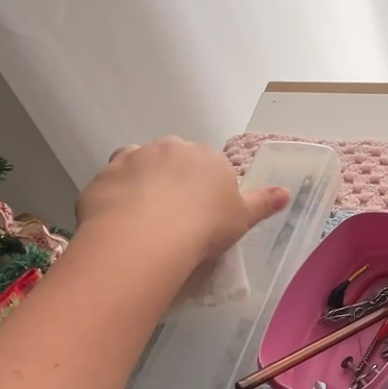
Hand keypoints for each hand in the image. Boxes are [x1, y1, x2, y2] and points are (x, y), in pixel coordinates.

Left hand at [75, 136, 288, 264]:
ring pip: (137, 163)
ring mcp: (132, 160)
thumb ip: (262, 203)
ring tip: (143, 213)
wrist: (144, 239)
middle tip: (174, 212)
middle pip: (172, 157)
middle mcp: (170, 148)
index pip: (209, 164)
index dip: (206, 186)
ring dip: (140, 180)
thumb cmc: (204, 226)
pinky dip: (114, 197)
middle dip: (172, 176)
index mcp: (207, 156)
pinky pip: (110, 184)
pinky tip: (119, 221)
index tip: (204, 211)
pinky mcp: (102, 178)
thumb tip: (286, 193)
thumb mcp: (242, 218)